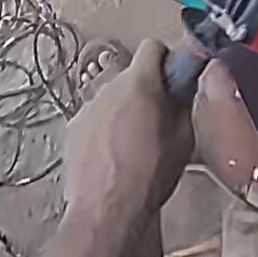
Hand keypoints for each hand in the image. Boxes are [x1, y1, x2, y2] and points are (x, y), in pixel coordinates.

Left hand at [62, 38, 193, 229]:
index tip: (171, 79)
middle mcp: (108, 86)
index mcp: (139, 82)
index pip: (152, 45)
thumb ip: (184, 104)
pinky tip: (112, 156)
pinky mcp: (72, 128)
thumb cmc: (150, 174)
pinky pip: (95, 117)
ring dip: (123, 109)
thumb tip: (184, 86)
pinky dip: (104, 128)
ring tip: (133, 143)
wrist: (106, 211)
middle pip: (130, 74)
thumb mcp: (183, 139)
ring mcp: (87, 106)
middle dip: (144, 89)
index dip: (164, 59)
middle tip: (157, 117)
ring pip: (111, 96)